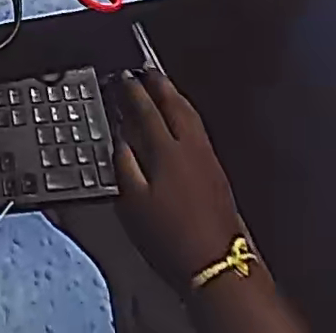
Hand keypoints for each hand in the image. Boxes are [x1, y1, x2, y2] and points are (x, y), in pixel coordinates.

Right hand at [113, 71, 243, 285]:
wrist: (217, 265)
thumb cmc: (171, 236)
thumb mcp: (134, 201)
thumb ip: (124, 164)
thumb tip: (118, 139)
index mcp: (166, 152)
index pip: (147, 111)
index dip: (133, 91)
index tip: (122, 78)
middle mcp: (190, 148)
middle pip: (175, 105)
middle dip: (159, 84)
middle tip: (146, 70)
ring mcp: (207, 158)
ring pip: (191, 115)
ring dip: (176, 95)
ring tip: (164, 85)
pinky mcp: (217, 170)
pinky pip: (199, 127)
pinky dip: (187, 112)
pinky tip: (182, 116)